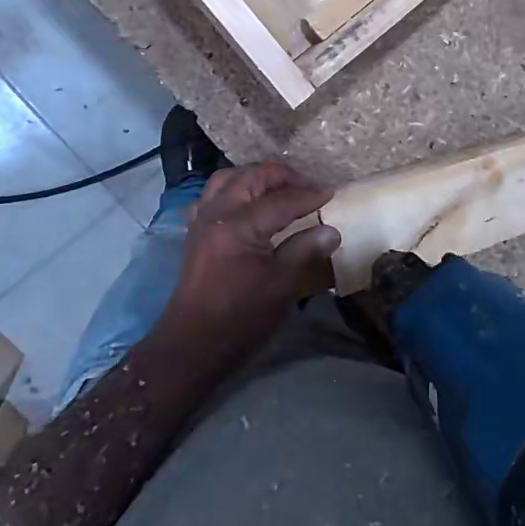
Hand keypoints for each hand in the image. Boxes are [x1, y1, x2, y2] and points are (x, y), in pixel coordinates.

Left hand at [145, 163, 339, 371]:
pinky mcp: (196, 234)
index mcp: (238, 225)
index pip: (282, 199)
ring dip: (257, 179)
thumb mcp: (281, 285)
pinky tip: (249, 205)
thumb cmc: (239, 318)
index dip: (310, 194)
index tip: (333, 193)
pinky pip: (214, 196)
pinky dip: (235, 191)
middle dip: (283, 177)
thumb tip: (331, 230)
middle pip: (252, 177)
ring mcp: (202, 222)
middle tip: (310, 188)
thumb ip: (305, 250)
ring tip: (281, 190)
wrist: (191, 349)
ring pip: (229, 180)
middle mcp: (217, 214)